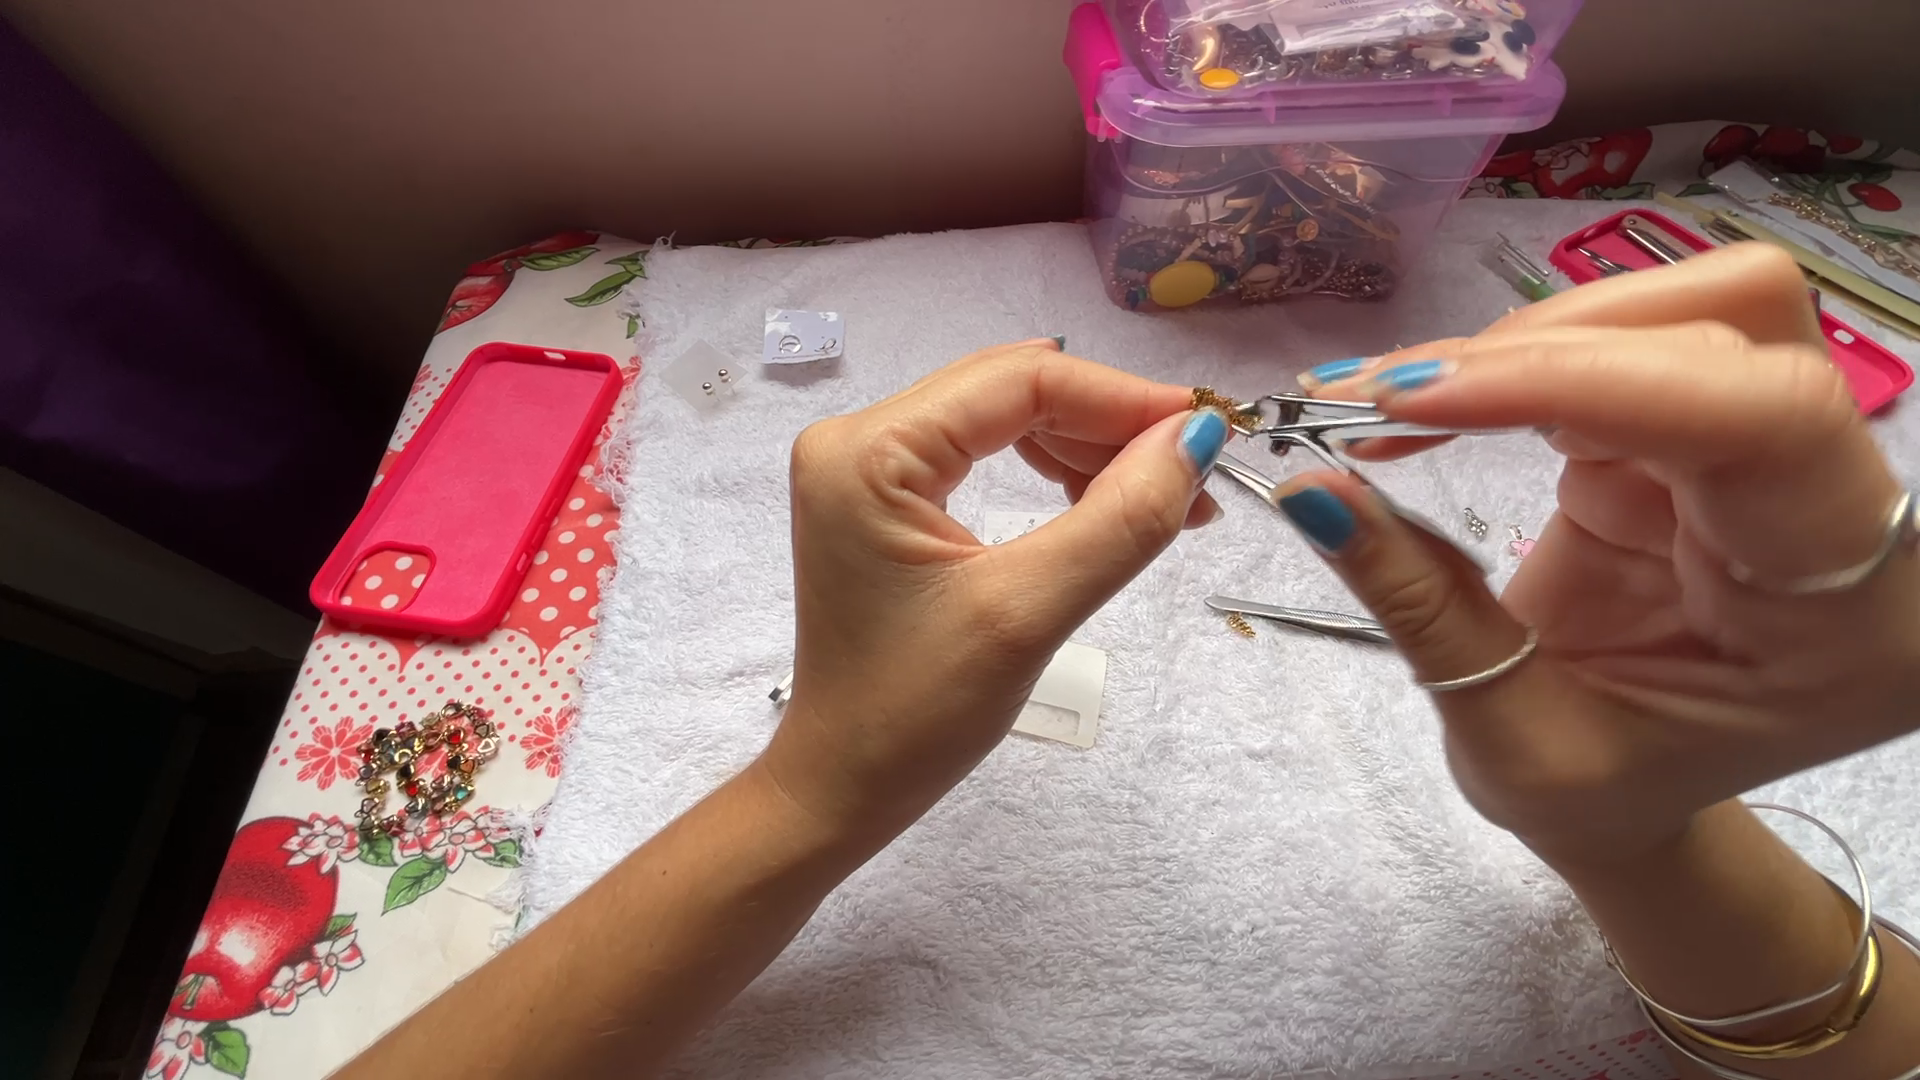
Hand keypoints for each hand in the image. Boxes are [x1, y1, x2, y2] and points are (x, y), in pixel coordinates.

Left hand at [761, 340, 1227, 836]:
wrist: (847, 780)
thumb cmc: (918, 715)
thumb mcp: (1027, 613)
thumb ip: (1120, 519)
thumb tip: (1196, 440)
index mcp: (869, 451)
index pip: (1019, 381)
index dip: (1123, 398)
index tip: (1208, 432)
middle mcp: (856, 439)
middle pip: (1010, 392)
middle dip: (1108, 427)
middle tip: (1191, 475)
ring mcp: (864, 466)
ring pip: (1001, 421)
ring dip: (1085, 450)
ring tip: (1160, 498)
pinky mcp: (882, 496)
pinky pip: (980, 455)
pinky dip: (1047, 473)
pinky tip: (1096, 500)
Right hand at [1278, 245, 1919, 863]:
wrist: (1631, 797)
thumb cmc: (1591, 795)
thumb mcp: (1499, 726)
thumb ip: (1412, 598)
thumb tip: (1306, 489)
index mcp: (1841, 613)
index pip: (1750, 421)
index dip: (1574, 382)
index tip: (1406, 400)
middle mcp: (1834, 508)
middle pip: (1720, 328)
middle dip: (1523, 352)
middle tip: (1366, 400)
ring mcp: (1760, 463)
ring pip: (1663, 317)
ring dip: (1505, 347)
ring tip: (1374, 402)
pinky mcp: (1680, 448)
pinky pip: (1599, 360)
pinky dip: (1492, 371)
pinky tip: (1411, 412)